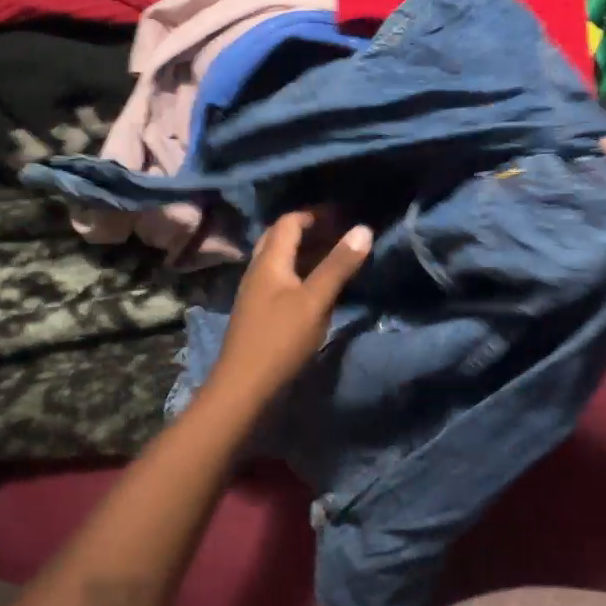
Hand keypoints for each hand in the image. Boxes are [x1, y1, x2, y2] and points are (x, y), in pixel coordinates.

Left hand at [209, 211, 370, 398]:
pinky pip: (282, 281)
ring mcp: (256, 295)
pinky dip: (303, 274)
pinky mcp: (260, 315)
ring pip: (282, 262)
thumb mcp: (315, 301)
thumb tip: (363, 228)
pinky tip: (320, 288)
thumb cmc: (280, 341)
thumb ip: (338, 265)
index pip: (289, 222)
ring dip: (307, 253)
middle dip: (311, 230)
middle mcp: (258, 272)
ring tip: (337, 256)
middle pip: (280, 239)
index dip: (316, 214)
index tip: (345, 216)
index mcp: (269, 262)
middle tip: (341, 232)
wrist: (242, 392)